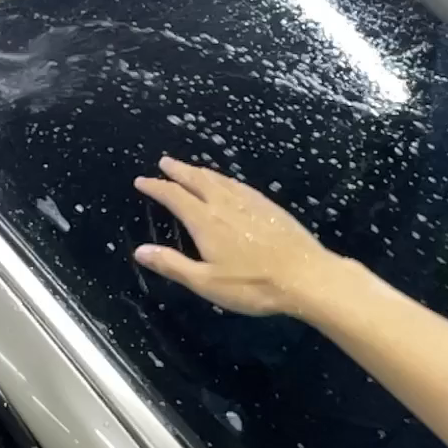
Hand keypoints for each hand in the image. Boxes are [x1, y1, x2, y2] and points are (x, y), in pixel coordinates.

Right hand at [132, 156, 350, 318]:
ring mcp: (249, 202)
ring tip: (191, 168)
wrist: (306, 276)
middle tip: (165, 162)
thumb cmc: (253, 285)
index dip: (156, 187)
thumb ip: (172, 264)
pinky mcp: (268, 206)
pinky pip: (238, 185)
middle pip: (197, 180)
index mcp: (206, 221)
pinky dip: (224, 179)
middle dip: (178, 170)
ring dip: (200, 172)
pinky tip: (228, 183)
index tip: (142, 181)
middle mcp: (224, 204)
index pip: (174, 196)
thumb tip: (140, 250)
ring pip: (219, 179)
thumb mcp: (206, 282)